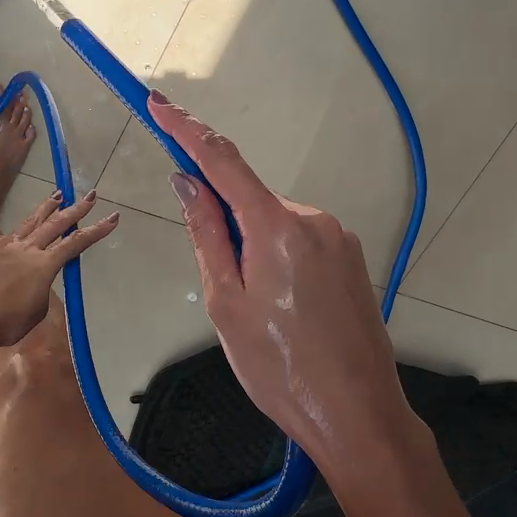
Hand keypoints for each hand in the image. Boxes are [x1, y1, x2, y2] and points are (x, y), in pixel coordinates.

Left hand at [0, 190, 119, 347]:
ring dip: (46, 208)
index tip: (112, 218)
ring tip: (58, 195)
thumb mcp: (36, 310)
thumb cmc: (6, 324)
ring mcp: (4, 246)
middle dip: (75, 210)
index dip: (96, 231)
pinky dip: (22, 229)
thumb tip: (36, 281)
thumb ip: (41, 289)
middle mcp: (26, 249)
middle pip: (55, 224)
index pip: (75, 244)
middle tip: (90, 195)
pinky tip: (23, 231)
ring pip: (30, 222)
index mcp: (43, 265)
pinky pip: (9, 235)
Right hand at [147, 90, 416, 466]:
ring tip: (256, 312)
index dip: (186, 129)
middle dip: (220, 220)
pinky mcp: (350, 258)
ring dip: (249, 246)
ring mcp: (338, 237)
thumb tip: (187, 182)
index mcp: (276, 226)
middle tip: (220, 286)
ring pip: (271, 222)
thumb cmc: (278, 364)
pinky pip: (296, 239)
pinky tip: (280, 308)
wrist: (358, 413)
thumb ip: (206, 234)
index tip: (158, 103)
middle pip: (248, 198)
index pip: (222, 161)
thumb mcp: (225, 301)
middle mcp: (313, 219)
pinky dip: (273, 256)